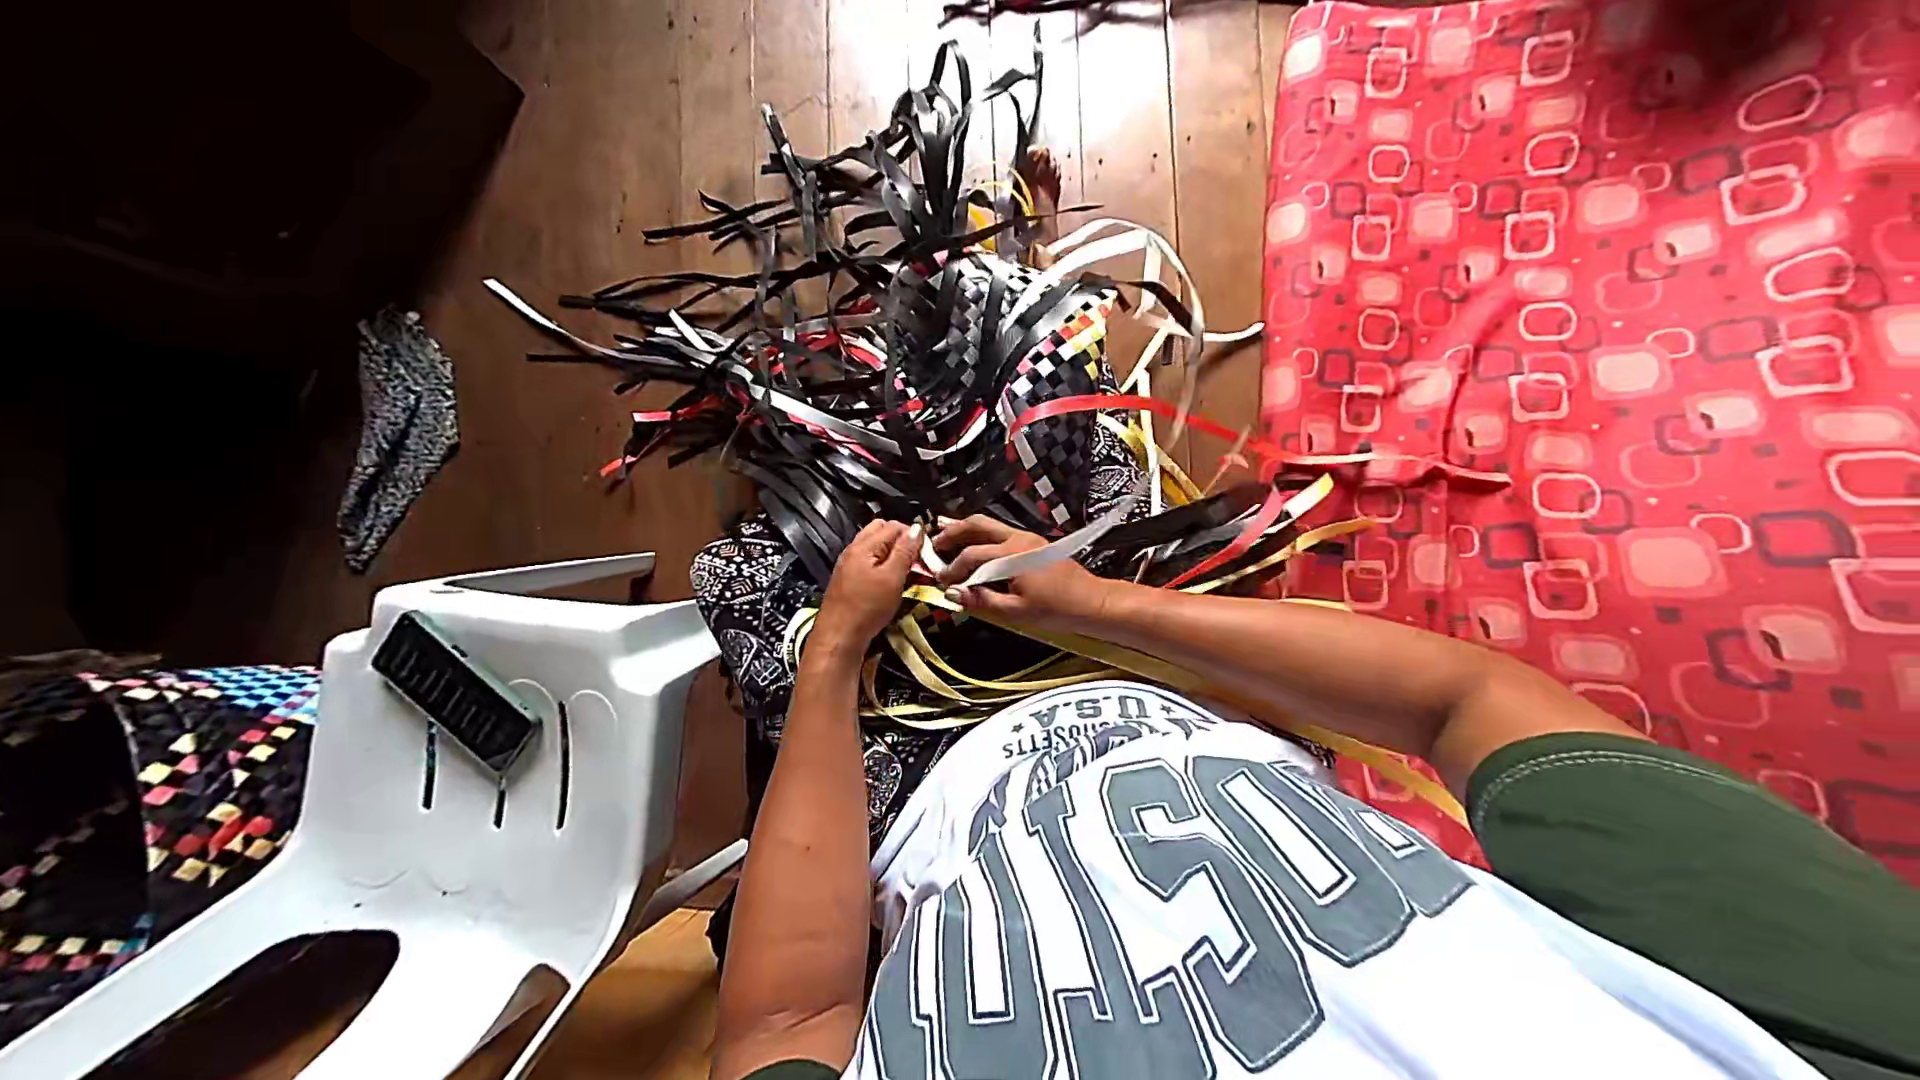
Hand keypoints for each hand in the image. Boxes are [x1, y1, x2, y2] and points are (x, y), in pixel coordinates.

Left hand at [810, 520, 921, 659]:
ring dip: (891, 552)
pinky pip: (867, 560)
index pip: (894, 526)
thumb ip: (905, 551)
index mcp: (864, 545)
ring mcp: (848, 563)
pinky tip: (888, 580)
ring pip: (874, 546)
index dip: (914, 535)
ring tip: (904, 570)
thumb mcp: (892, 578)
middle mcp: (853, 549)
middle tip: (915, 559)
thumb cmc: (867, 608)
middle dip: (901, 540)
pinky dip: (880, 563)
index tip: (926, 552)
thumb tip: (917, 529)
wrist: (839, 636)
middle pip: (881, 531)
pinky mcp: (847, 578)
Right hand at [932, 515, 1114, 630]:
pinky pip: (999, 532)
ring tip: (945, 534)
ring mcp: (1026, 538)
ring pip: (988, 525)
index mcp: (1013, 555)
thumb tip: (955, 594)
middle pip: (977, 525)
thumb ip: (982, 601)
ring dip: (966, 530)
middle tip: (934, 543)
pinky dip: (981, 535)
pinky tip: (974, 544)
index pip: (971, 556)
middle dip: (952, 532)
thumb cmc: (1059, 609)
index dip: (952, 569)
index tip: (941, 580)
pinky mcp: (1032, 544)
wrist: (1091, 602)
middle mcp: (1018, 540)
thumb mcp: (1016, 612)